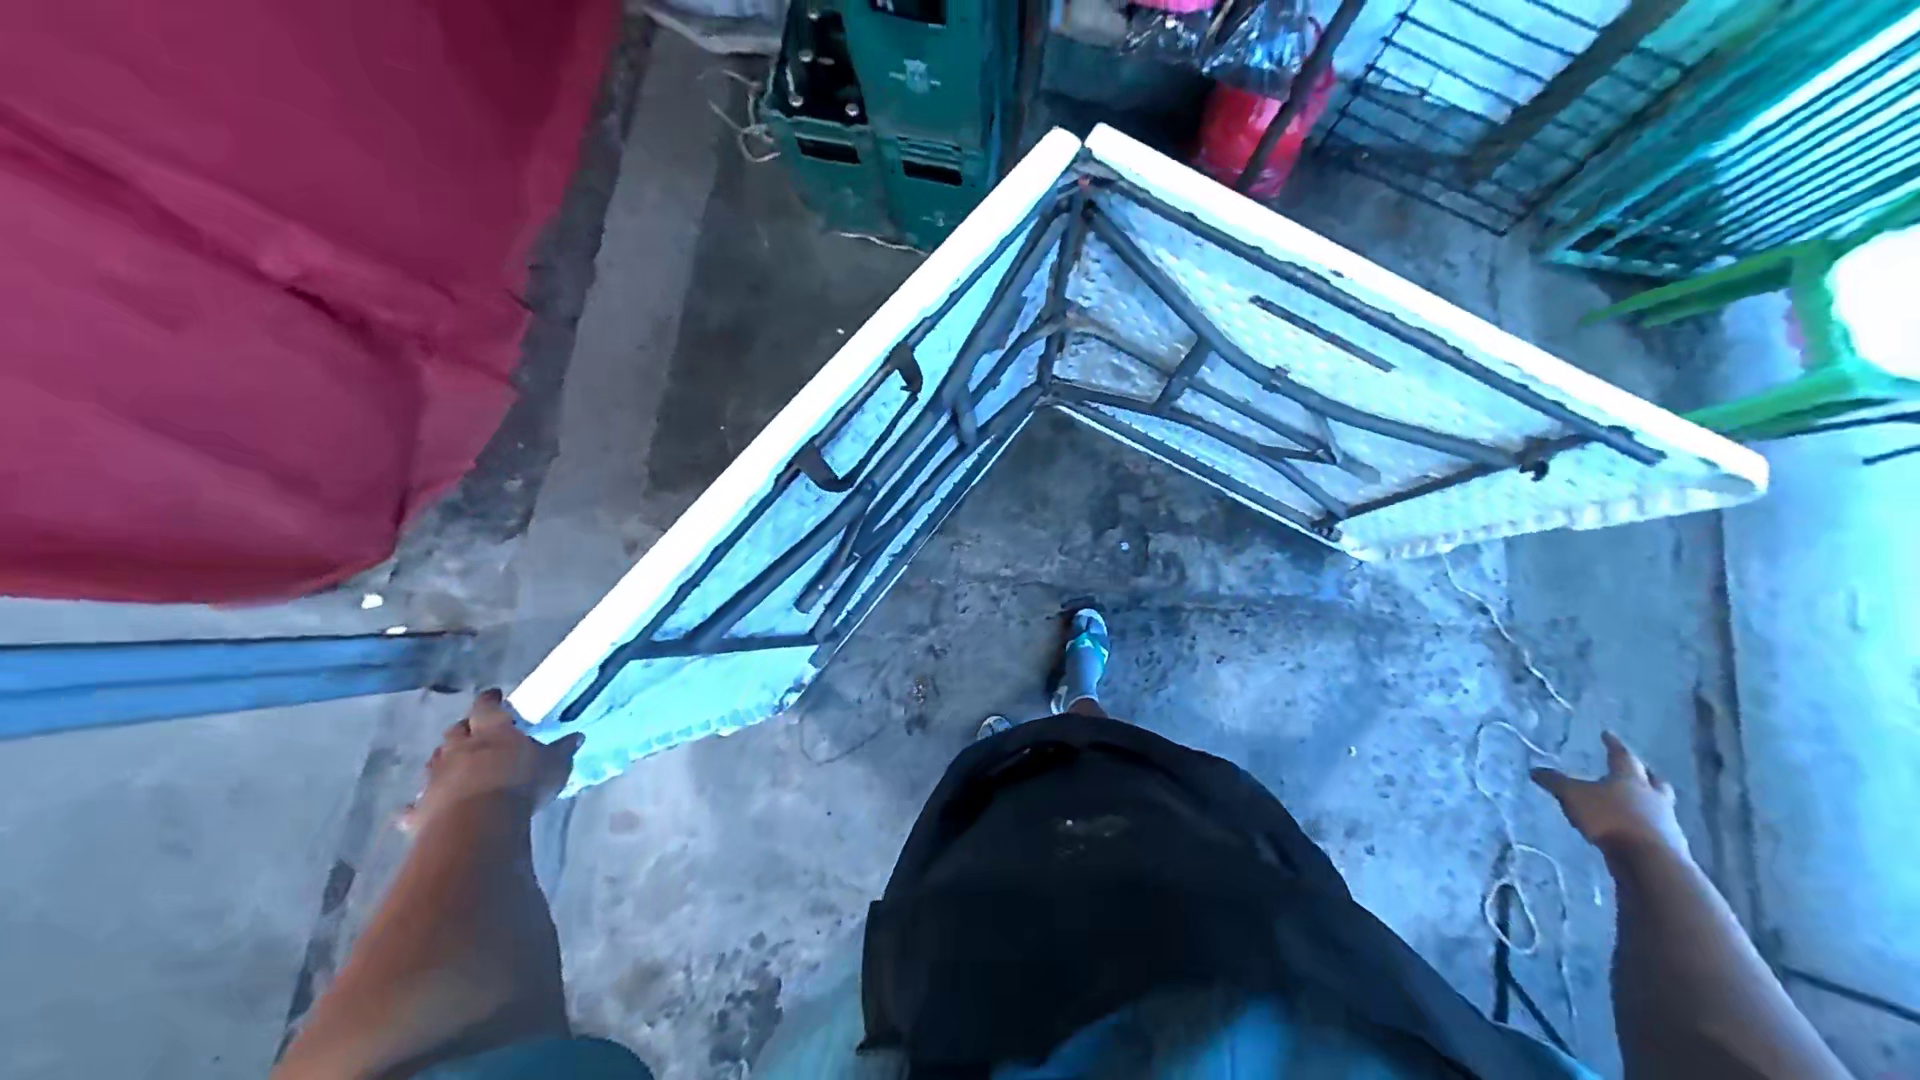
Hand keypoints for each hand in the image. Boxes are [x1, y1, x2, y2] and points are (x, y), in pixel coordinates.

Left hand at [402, 690, 582, 831]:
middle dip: (464, 728)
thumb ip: (563, 750)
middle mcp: (459, 749)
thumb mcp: (554, 765)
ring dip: (443, 760)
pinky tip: (415, 809)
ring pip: (434, 762)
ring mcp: (436, 778)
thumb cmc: (521, 784)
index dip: (490, 700)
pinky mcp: (420, 809)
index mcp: (491, 731)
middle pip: (456, 731)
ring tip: (452, 765)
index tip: (494, 695)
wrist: (477, 824)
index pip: (487, 707)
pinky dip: (415, 805)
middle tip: (473, 731)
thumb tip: (577, 736)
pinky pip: (413, 806)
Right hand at [1531, 731, 1689, 859]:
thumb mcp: (1572, 796)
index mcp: (1630, 779)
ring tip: (1634, 800)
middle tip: (1638, 768)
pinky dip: (1646, 822)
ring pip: (1659, 803)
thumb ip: (1555, 782)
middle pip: (1653, 780)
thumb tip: (1535, 770)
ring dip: (1649, 799)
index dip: (1613, 744)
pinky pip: (1657, 825)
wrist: (1650, 860)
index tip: (1608, 734)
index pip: (1622, 755)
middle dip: (1645, 772)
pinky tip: (1634, 826)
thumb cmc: (1609, 818)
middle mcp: (1652, 796)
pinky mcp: (1668, 843)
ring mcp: (1665, 820)